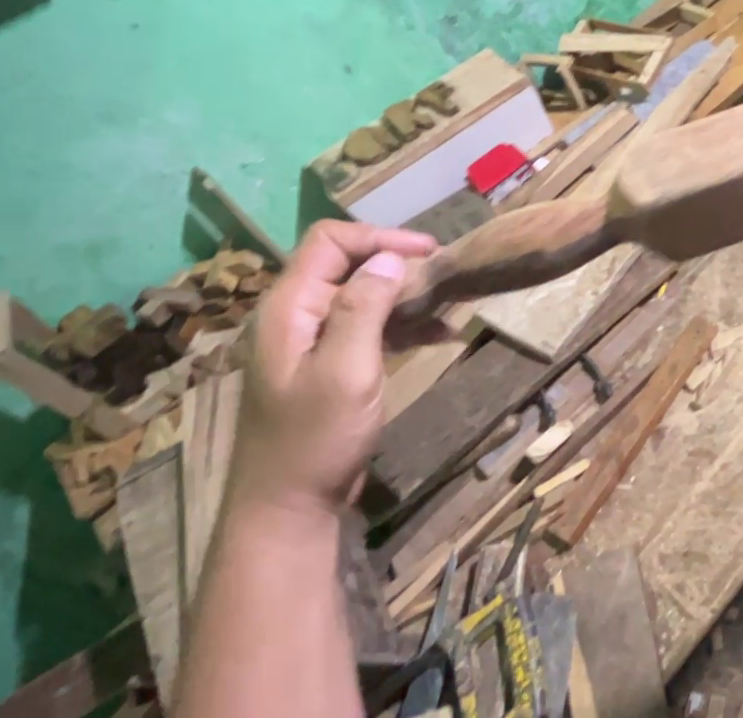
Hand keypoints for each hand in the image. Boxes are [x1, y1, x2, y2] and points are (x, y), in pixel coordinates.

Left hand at [232, 222, 438, 516]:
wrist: (289, 505)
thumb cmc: (316, 437)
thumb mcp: (345, 370)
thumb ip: (364, 309)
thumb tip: (391, 259)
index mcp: (290, 307)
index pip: (331, 241)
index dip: (381, 237)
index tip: (429, 252)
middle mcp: (298, 315)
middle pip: (349, 264)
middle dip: (400, 263)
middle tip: (447, 276)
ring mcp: (314, 341)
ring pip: (365, 294)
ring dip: (408, 294)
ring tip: (452, 301)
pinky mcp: (332, 364)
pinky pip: (371, 326)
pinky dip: (405, 324)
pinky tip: (442, 333)